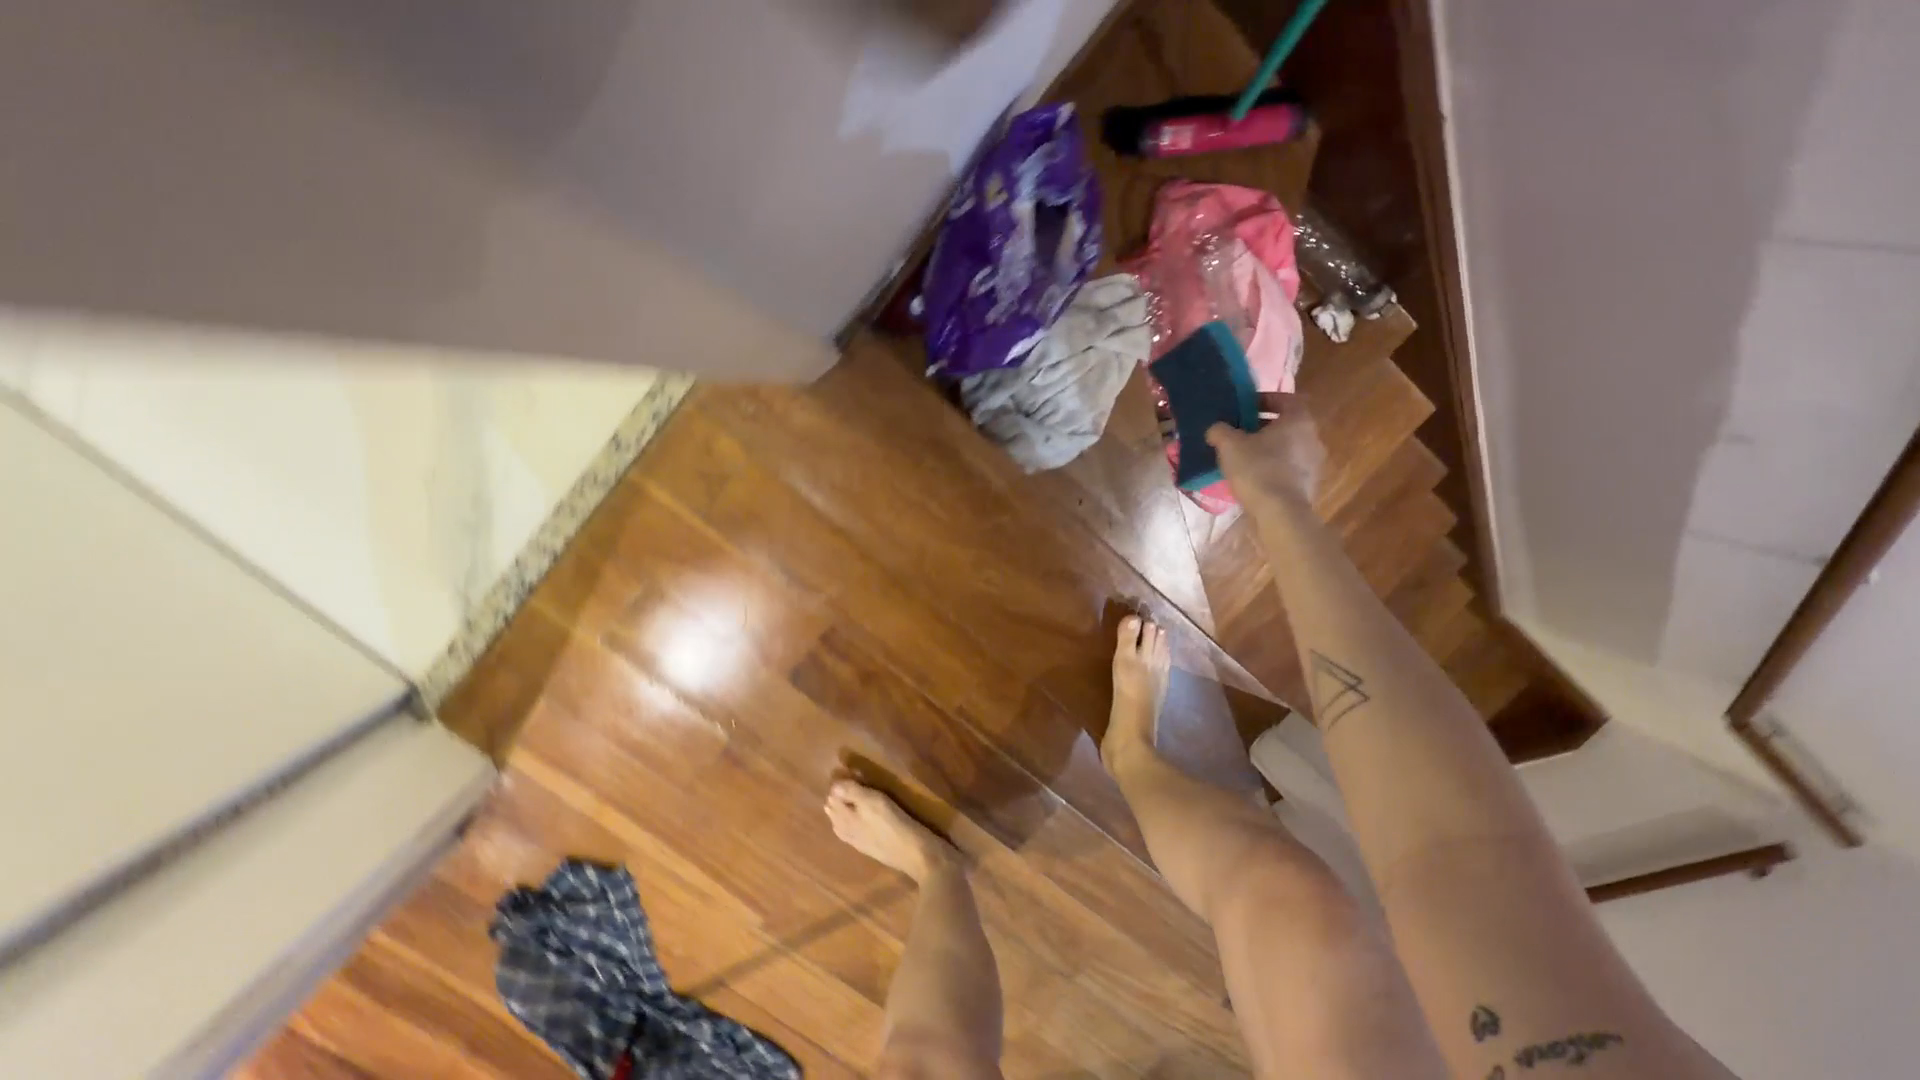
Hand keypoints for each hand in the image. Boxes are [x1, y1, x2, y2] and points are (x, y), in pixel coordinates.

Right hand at [1207, 401, 1324, 510]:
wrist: (1279, 515)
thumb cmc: (1257, 470)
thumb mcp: (1229, 445)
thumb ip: (1220, 431)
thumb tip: (1216, 429)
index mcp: (1298, 420)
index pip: (1285, 399)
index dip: (1263, 399)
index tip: (1243, 407)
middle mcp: (1312, 438)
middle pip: (1286, 425)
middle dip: (1262, 427)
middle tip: (1238, 432)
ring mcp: (1314, 464)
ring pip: (1287, 449)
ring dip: (1267, 450)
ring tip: (1242, 458)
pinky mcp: (1308, 486)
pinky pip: (1288, 470)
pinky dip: (1272, 469)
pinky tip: (1252, 479)